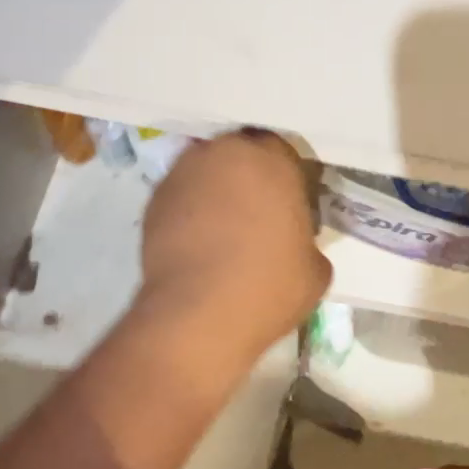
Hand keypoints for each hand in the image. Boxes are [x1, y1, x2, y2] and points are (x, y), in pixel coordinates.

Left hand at [138, 129, 330, 354]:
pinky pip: (180, 199)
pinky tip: (197, 246)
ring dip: (215, 194)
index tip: (289, 208)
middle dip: (247, 179)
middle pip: (239, 156)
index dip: (286, 179)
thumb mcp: (315, 270)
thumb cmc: (269, 287)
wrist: (199, 315)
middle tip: (256, 218)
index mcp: (270, 159)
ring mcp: (181, 174)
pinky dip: (188, 214)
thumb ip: (307, 242)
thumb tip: (296, 246)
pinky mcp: (153, 202)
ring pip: (205, 174)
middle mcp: (222, 153)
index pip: (282, 153)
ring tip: (222, 234)